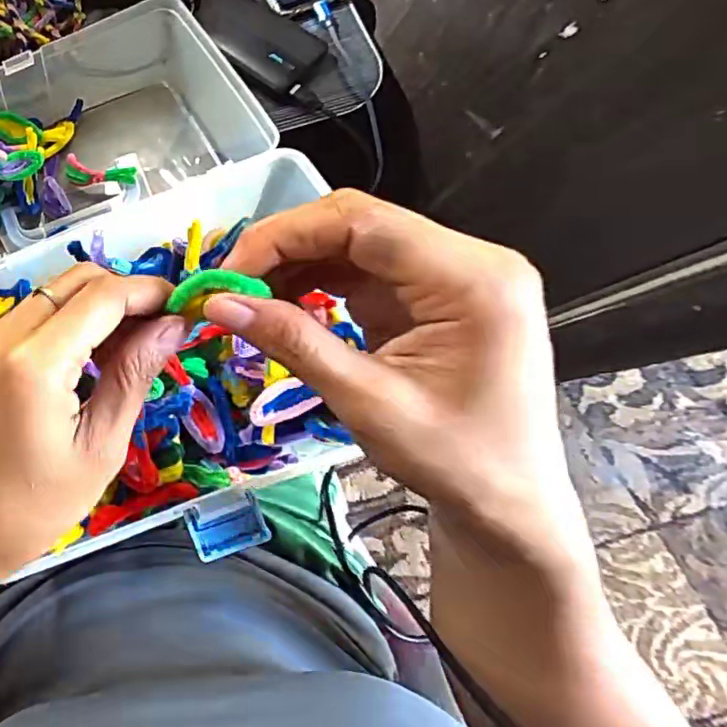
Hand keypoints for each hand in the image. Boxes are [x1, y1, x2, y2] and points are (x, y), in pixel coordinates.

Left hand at [0, 264, 183, 595]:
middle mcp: (5, 336)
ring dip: (102, 302)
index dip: (149, 292)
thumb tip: (173, 324)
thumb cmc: (39, 504)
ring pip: (59, 289)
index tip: (184, 307)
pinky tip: (99, 350)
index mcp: (34, 364)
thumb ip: (134, 375)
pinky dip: (75, 316)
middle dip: (127, 292)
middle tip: (162, 328)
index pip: (102, 296)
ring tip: (136, 344)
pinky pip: (40, 310)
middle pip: (78, 279)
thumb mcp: (101, 446)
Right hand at [205, 191, 589, 560]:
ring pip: (351, 242)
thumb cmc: (453, 460)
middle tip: (229, 285)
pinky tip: (280, 305)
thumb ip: (292, 342)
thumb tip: (218, 303)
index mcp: (470, 278)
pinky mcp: (427, 296)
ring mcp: (447, 276)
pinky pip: (359, 271)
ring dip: (293, 264)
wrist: (507, 505)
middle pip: (354, 223)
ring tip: (246, 298)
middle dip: (283, 248)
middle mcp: (465, 260)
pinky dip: (313, 283)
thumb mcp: (365, 400)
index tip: (228, 272)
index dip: (283, 236)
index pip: (360, 221)